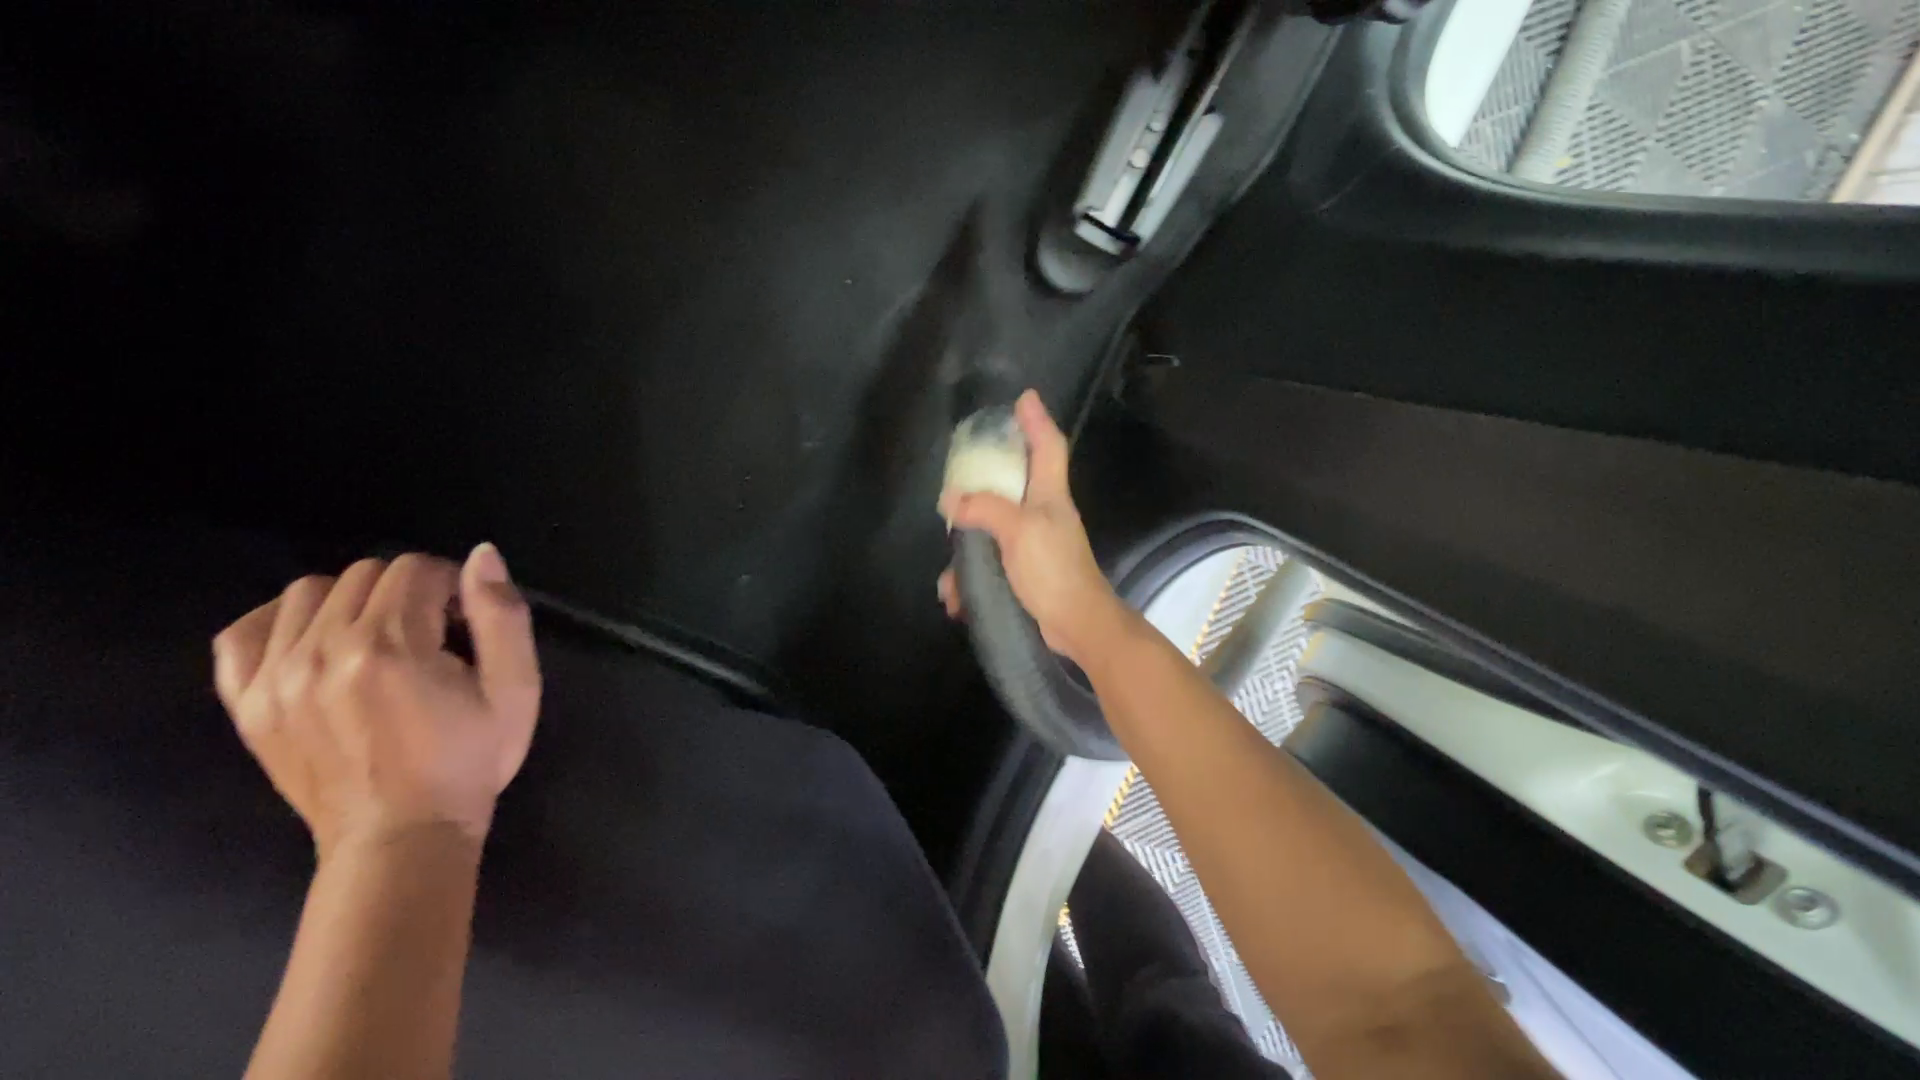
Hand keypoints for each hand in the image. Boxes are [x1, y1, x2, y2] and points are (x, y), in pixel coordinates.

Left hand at [212, 545, 541, 859]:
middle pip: (364, 574)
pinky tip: (314, 644)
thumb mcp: (515, 691)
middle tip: (429, 639)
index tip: (465, 626)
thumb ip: (502, 617)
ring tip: (378, 644)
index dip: (451, 588)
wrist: (400, 839)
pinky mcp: (247, 704)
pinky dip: (280, 624)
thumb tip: (482, 554)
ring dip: (350, 603)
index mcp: (392, 648)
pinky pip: (243, 633)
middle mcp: (323, 652)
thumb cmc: (468, 763)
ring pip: (308, 592)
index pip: (417, 569)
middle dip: (406, 593)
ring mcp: (275, 679)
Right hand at [938, 390, 1127, 665]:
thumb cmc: (1054, 570)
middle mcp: (1043, 515)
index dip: (1037, 421)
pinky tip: (958, 601)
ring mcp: (1035, 546)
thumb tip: (953, 500)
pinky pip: (990, 568)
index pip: (1048, 446)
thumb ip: (985, 509)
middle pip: (1013, 486)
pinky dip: (971, 583)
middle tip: (956, 489)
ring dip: (966, 556)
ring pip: (992, 534)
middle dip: (983, 488)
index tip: (1024, 398)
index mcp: (1049, 495)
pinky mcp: (1026, 575)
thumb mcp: (1018, 530)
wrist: (1077, 625)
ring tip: (950, 580)